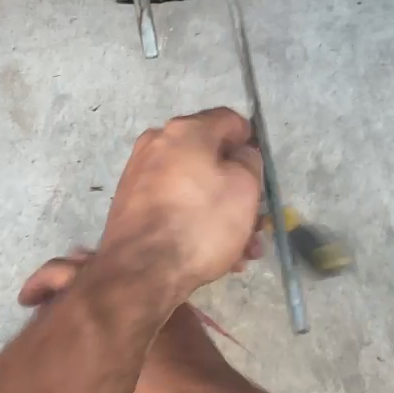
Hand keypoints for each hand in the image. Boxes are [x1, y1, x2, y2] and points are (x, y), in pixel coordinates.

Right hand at [21, 251, 252, 392]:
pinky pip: (140, 292)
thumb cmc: (155, 389)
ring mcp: (163, 295)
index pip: (69, 270)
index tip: (26, 301)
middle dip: (67, 278)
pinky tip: (110, 322)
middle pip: (96, 266)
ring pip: (120, 278)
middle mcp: (141, 283)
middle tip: (46, 299)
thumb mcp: (104, 374)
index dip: (43, 281)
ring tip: (72, 309)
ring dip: (94, 287)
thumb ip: (76, 349)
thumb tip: (52, 333)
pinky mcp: (179, 311)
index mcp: (120, 292)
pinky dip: (119, 298)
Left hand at [95, 107, 264, 303]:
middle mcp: (157, 143)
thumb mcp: (244, 188)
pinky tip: (217, 256)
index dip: (251, 143)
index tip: (262, 172)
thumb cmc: (199, 223)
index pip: (229, 120)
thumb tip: (240, 154)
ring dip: (222, 213)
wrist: (140, 271)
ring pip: (195, 187)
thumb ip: (249, 162)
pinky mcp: (131, 204)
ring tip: (243, 251)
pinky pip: (175, 204)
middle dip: (239, 189)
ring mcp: (140, 173)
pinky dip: (196, 222)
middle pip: (210, 158)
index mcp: (185, 130)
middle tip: (257, 221)